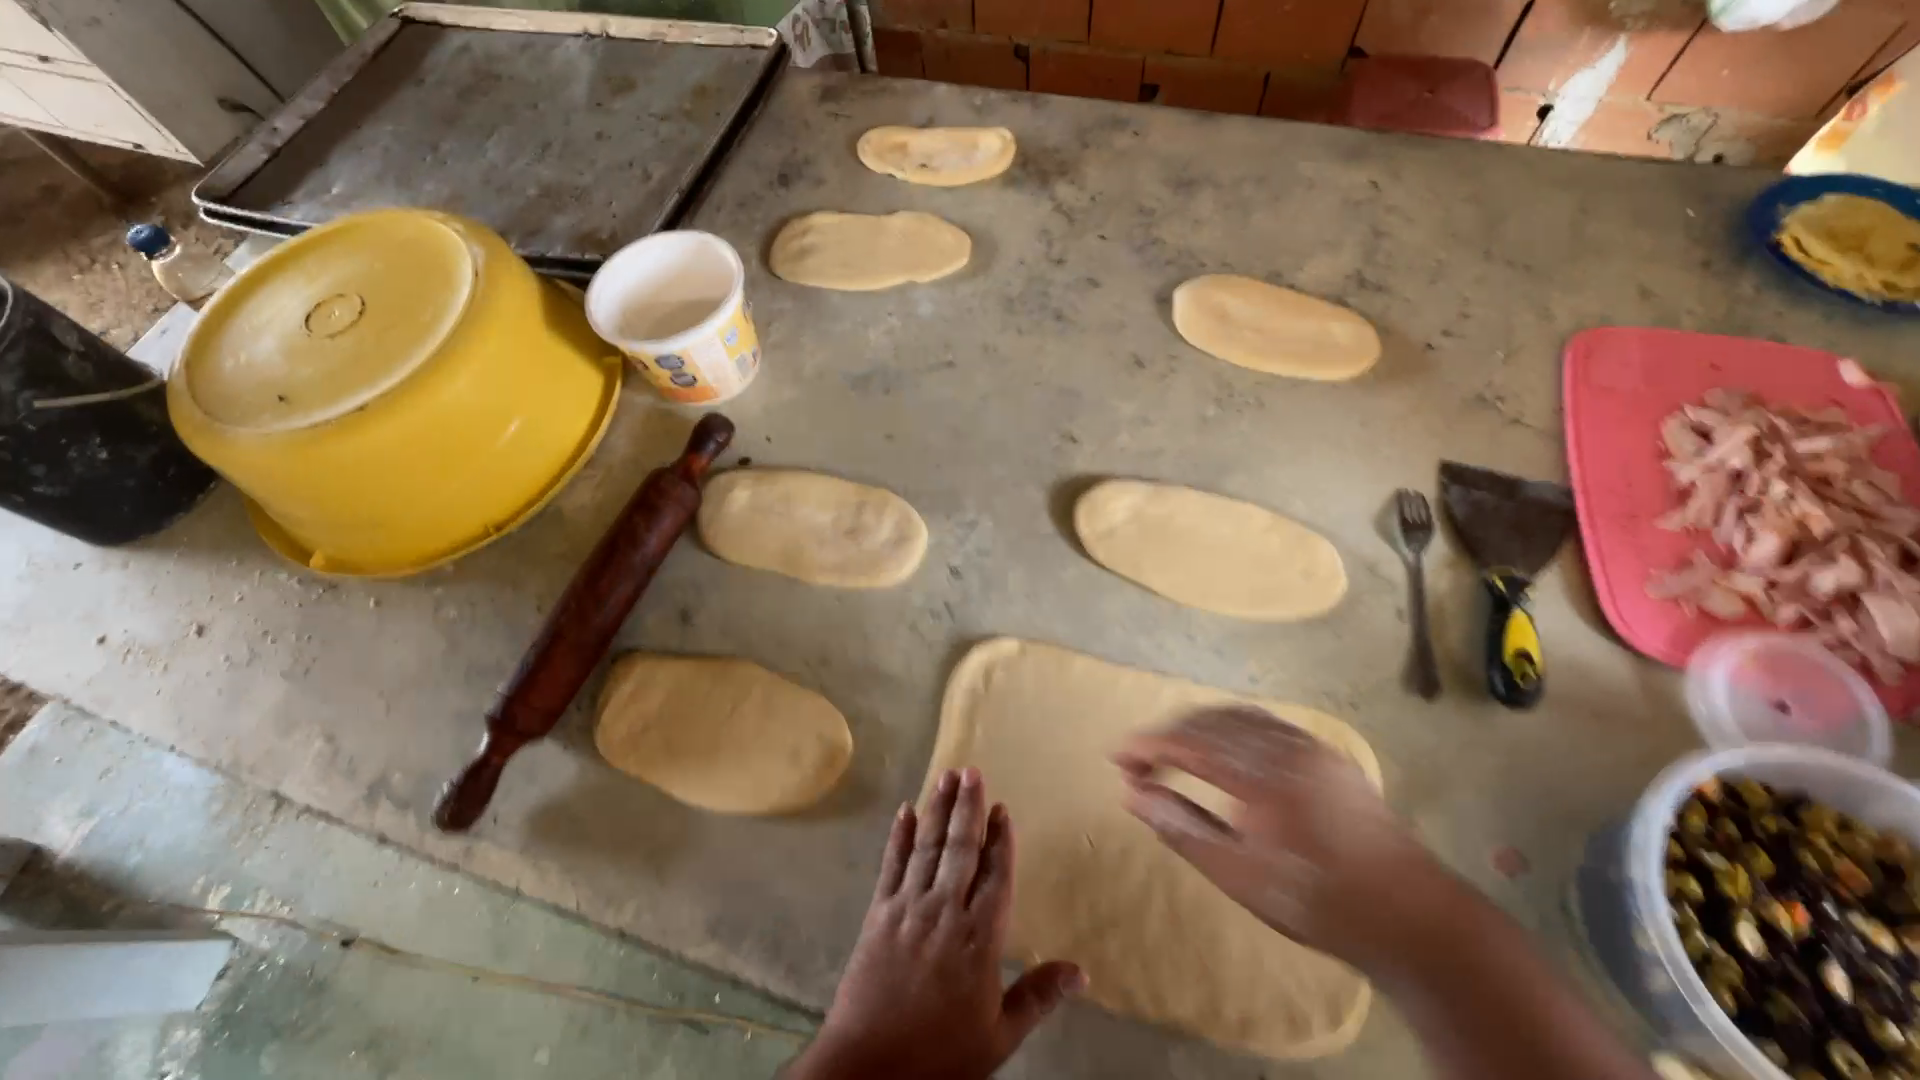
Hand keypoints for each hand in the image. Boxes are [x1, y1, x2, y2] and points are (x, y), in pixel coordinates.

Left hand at [785, 768, 1084, 1079]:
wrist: (869, 1066)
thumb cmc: (941, 1053)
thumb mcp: (998, 1035)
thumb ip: (1037, 996)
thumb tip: (1081, 971)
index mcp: (980, 937)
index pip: (994, 875)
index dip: (1000, 839)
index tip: (1002, 808)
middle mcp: (944, 911)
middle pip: (960, 848)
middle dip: (967, 807)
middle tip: (971, 770)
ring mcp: (907, 909)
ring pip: (926, 847)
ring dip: (937, 809)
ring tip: (945, 776)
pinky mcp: (876, 914)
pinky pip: (890, 866)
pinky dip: (898, 837)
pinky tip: (904, 812)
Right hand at [1113, 705, 1444, 971]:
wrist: (1410, 915)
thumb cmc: (1316, 902)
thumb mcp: (1239, 874)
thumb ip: (1182, 829)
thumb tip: (1132, 795)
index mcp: (1264, 774)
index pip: (1190, 743)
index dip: (1148, 746)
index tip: (1117, 758)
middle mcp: (1287, 746)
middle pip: (1211, 722)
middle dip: (1168, 735)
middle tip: (1137, 760)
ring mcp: (1312, 747)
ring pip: (1240, 717)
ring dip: (1198, 728)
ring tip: (1170, 751)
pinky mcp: (1327, 756)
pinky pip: (1267, 725)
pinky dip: (1231, 729)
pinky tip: (1221, 748)